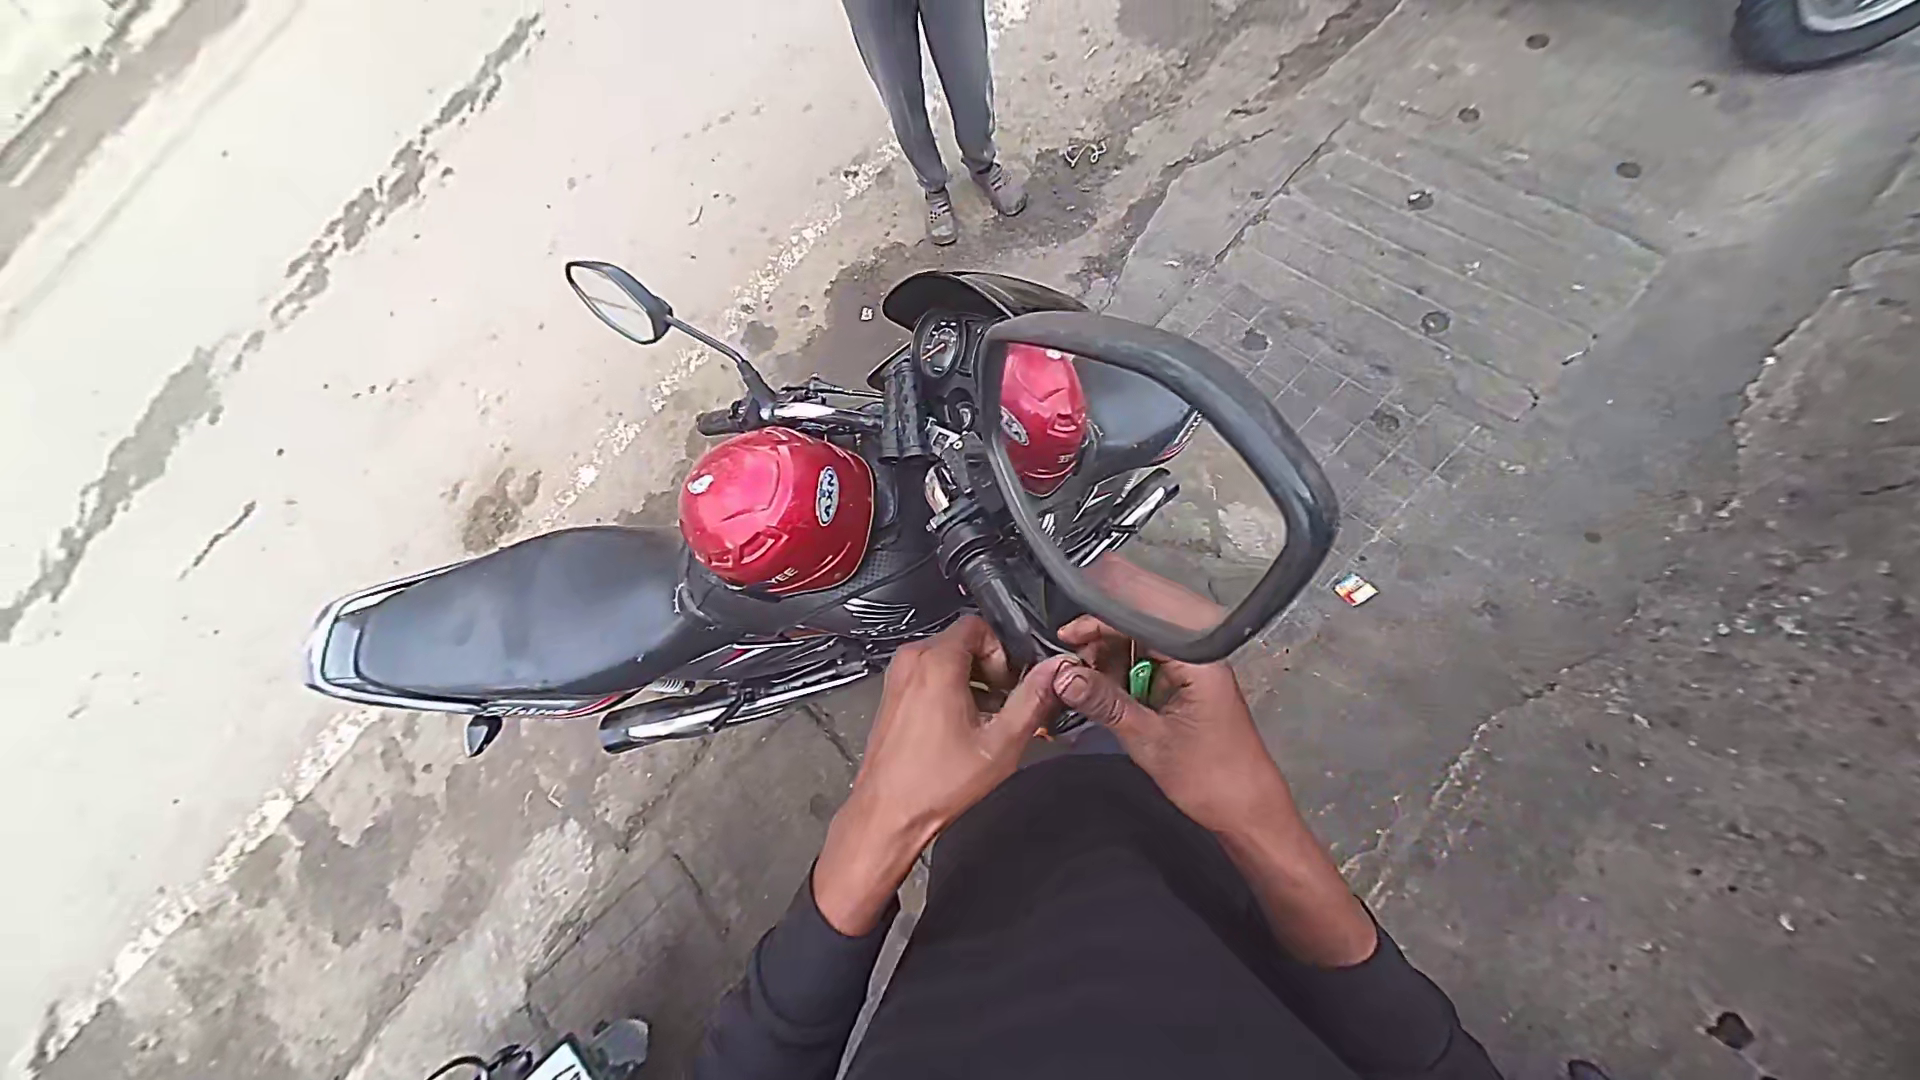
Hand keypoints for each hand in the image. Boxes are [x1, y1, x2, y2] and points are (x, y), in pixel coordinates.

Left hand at [813, 616, 1064, 933]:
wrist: (888, 813)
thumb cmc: (934, 785)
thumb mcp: (1001, 742)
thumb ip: (1032, 699)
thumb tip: (1053, 672)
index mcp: (937, 663)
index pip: (978, 625)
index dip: (1002, 651)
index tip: (1010, 680)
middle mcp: (912, 662)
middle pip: (963, 640)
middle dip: (989, 667)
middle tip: (1002, 700)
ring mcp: (898, 677)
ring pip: (946, 657)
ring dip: (971, 679)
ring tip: (984, 717)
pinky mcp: (893, 694)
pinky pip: (928, 674)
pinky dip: (949, 688)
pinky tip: (961, 724)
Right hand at [1052, 616, 1374, 966]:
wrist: (1247, 812)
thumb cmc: (1212, 779)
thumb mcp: (1148, 739)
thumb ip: (1104, 702)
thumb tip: (1064, 676)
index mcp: (1198, 659)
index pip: (1141, 619)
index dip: (1100, 622)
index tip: (1068, 635)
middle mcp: (1197, 653)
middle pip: (1139, 621)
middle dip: (1101, 635)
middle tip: (1073, 655)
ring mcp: (1190, 665)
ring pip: (1138, 639)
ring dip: (1108, 652)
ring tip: (1085, 677)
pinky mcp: (1184, 680)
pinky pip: (1145, 658)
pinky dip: (1120, 668)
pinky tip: (1104, 686)